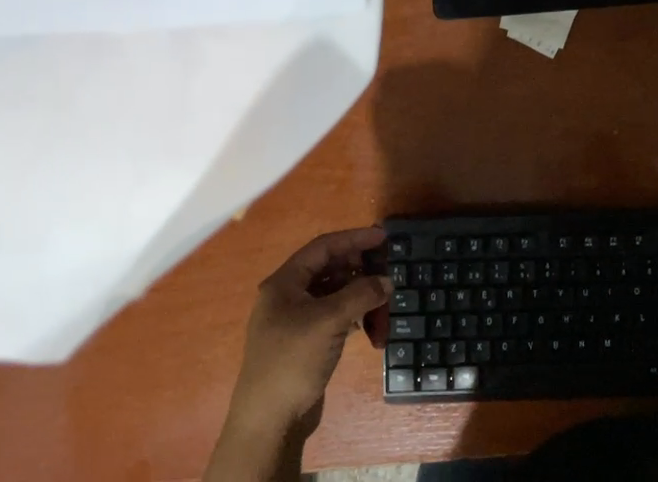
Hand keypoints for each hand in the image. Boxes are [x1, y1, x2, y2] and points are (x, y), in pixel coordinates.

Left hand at [226, 227, 391, 440]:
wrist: (269, 421)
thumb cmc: (292, 361)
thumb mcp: (328, 321)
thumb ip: (360, 294)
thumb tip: (387, 281)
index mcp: (284, 283)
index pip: (324, 247)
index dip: (355, 239)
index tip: (384, 237)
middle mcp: (288, 296)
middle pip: (330, 269)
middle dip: (361, 269)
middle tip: (389, 271)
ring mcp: (297, 320)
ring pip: (335, 294)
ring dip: (361, 296)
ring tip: (384, 304)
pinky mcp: (306, 342)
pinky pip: (335, 317)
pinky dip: (354, 316)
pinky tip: (371, 326)